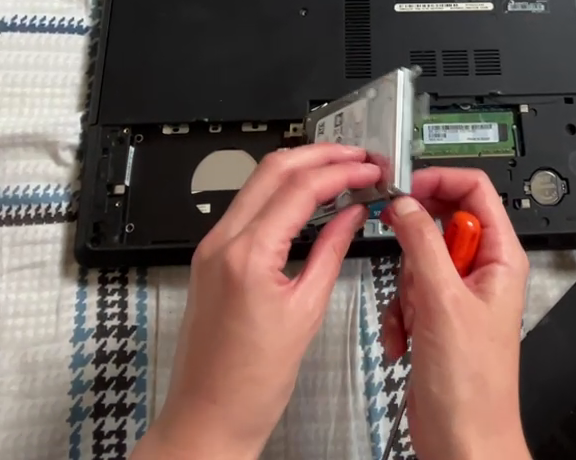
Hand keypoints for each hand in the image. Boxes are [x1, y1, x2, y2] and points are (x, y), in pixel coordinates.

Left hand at [133, 144, 380, 459]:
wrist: (206, 420)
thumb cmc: (252, 382)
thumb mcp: (307, 312)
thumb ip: (331, 251)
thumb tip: (353, 213)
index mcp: (247, 254)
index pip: (300, 188)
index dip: (341, 171)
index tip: (369, 169)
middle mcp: (222, 239)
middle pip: (274, 168)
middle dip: (320, 154)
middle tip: (357, 156)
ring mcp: (212, 245)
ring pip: (259, 181)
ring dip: (301, 167)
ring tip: (339, 169)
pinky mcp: (211, 255)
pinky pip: (249, 205)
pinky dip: (282, 191)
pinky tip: (309, 197)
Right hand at [380, 168, 532, 459]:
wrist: (462, 445)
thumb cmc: (472, 389)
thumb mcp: (442, 302)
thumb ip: (422, 243)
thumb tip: (405, 202)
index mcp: (500, 256)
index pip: (475, 189)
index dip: (440, 180)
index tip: (407, 188)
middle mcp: (482, 269)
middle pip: (440, 219)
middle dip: (414, 245)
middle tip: (402, 255)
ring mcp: (458, 292)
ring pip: (418, 255)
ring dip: (404, 286)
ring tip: (413, 315)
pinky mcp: (437, 314)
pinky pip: (408, 288)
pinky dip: (399, 311)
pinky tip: (404, 338)